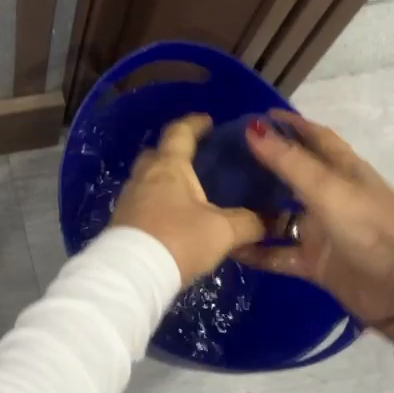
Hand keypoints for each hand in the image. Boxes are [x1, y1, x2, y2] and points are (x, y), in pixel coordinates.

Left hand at [111, 114, 265, 282]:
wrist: (132, 272)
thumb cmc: (179, 240)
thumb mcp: (223, 231)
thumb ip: (249, 222)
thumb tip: (271, 219)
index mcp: (168, 166)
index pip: (179, 133)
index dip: (194, 123)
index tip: (207, 120)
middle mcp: (144, 175)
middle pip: (158, 153)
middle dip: (176, 151)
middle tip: (198, 158)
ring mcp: (130, 196)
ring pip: (148, 177)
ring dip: (166, 178)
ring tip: (190, 189)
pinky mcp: (123, 219)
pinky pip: (143, 198)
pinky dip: (158, 199)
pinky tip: (174, 214)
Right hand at [237, 111, 393, 335]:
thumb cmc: (374, 231)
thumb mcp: (330, 191)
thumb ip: (289, 162)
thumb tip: (252, 127)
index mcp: (342, 170)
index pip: (311, 137)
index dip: (286, 124)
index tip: (249, 118)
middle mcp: (329, 196)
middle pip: (288, 174)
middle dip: (257, 165)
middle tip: (216, 159)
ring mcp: (322, 230)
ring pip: (278, 214)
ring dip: (250, 208)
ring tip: (211, 200)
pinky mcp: (316, 262)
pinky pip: (277, 253)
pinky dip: (255, 251)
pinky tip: (227, 246)